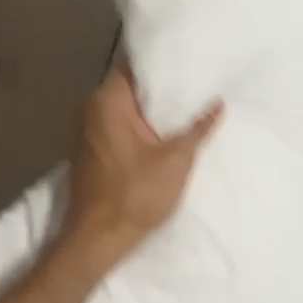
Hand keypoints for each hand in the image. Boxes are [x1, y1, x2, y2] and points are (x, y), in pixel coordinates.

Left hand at [59, 65, 222, 265]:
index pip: (135, 68)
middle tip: (194, 89)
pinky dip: (138, 131)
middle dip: (159, 92)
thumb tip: (217, 105)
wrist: (100, 237)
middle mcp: (89, 110)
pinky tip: (161, 139)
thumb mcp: (177, 159)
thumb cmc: (137, 193)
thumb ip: (198, 129)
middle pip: (129, 90)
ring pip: (123, 112)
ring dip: (149, 115)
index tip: (189, 65)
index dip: (162, 67)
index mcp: (107, 102)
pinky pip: (117, 131)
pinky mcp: (89, 154)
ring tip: (183, 114)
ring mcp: (85, 133)